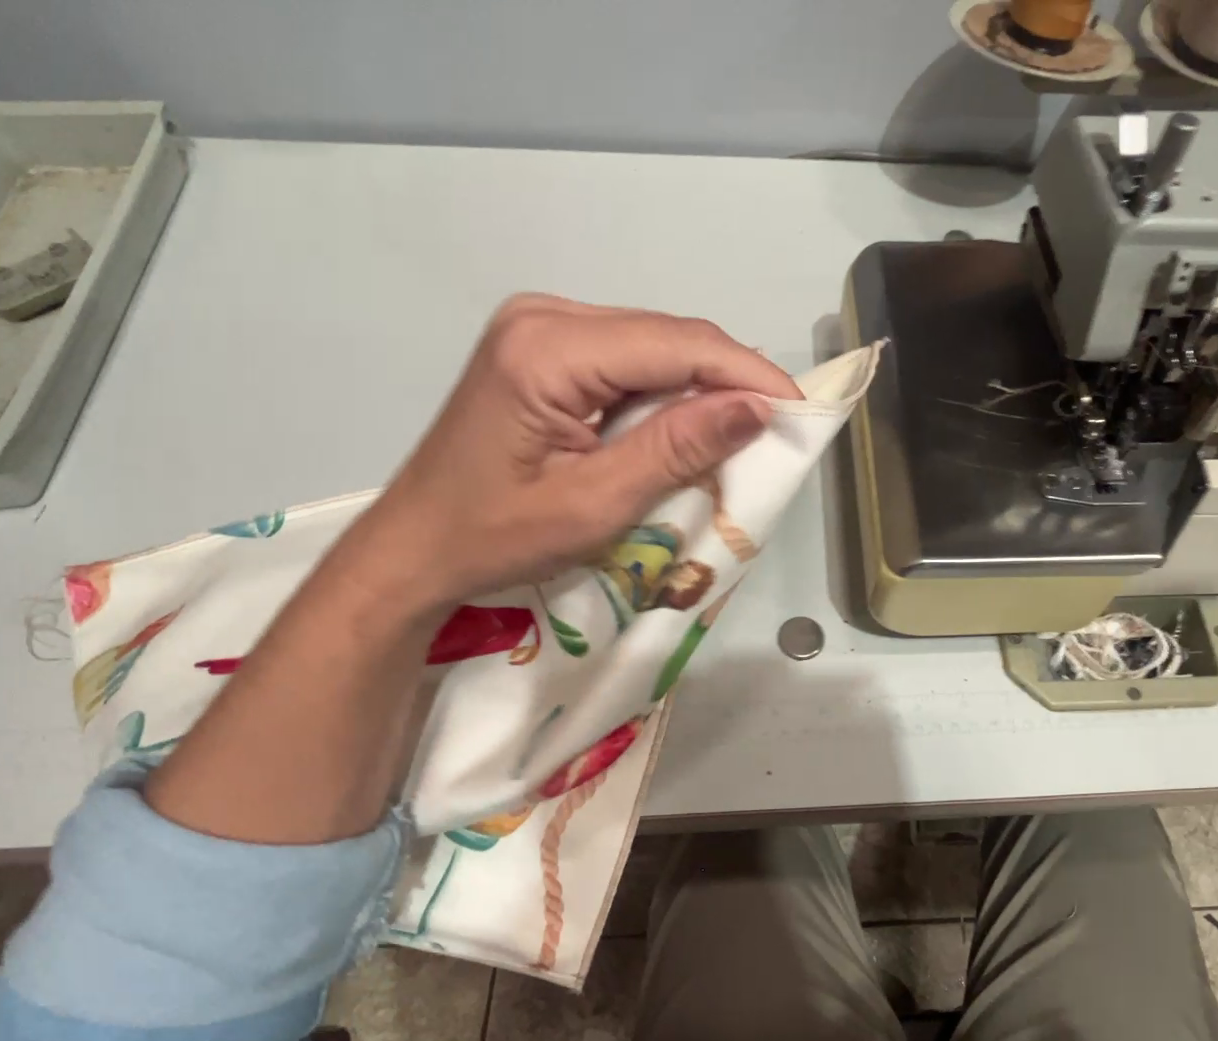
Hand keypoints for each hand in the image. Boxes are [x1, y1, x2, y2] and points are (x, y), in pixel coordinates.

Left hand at [340, 294, 801, 611]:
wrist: (417, 546)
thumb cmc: (496, 537)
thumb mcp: (595, 504)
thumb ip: (676, 448)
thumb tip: (756, 406)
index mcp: (547, 349)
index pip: (677, 345)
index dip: (746, 373)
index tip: (801, 409)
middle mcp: (544, 317)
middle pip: (668, 336)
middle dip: (728, 378)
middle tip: (779, 427)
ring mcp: (539, 326)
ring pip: (653, 343)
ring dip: (701, 385)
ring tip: (742, 430)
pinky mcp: (542, 345)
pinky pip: (627, 356)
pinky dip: (666, 389)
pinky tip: (687, 422)